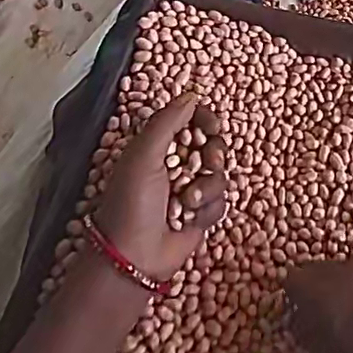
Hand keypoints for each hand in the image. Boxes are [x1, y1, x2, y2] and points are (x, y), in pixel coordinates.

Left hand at [95, 93, 226, 284]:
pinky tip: (190, 219)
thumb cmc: (131, 204)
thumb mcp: (144, 155)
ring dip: (207, 187)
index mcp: (156, 145)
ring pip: (219, 174)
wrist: (135, 258)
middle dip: (213, 153)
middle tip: (210, 161)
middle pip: (211, 143)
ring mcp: (188, 188)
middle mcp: (174, 163)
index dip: (203, 119)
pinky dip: (207, 209)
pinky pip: (220, 200)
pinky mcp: (200, 213)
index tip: (212, 126)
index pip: (188, 119)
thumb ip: (167, 121)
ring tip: (188, 202)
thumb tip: (192, 95)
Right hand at [285, 252, 352, 352]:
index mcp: (322, 294)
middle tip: (331, 314)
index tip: (303, 313)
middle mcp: (341, 269)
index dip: (296, 299)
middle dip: (319, 290)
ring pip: (344, 267)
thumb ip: (311, 333)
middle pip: (316, 270)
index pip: (292, 281)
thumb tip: (300, 321)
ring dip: (344, 284)